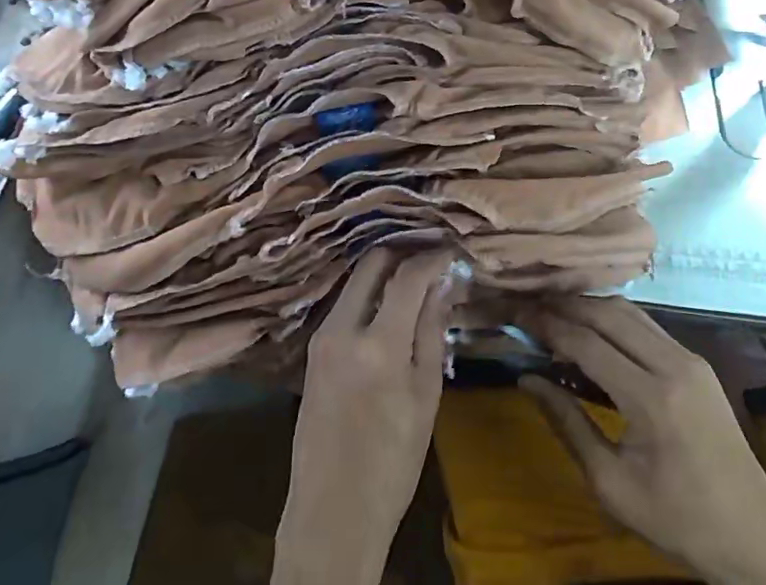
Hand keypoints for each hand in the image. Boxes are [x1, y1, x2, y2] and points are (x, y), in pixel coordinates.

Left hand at [272, 248, 458, 584]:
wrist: (331, 513)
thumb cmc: (392, 461)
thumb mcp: (425, 395)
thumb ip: (431, 331)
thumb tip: (444, 284)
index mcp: (377, 345)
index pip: (408, 276)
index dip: (433, 257)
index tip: (453, 252)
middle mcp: (341, 329)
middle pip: (372, 263)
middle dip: (405, 251)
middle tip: (433, 255)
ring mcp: (320, 338)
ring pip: (356, 280)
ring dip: (387, 271)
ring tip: (419, 278)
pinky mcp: (312, 350)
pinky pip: (345, 303)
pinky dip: (370, 293)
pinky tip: (393, 303)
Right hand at [519, 297, 765, 584]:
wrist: (751, 531)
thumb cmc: (676, 518)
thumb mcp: (610, 483)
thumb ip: (567, 423)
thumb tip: (526, 379)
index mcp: (651, 398)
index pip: (588, 343)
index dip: (548, 325)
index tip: (517, 314)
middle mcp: (673, 364)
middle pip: (609, 314)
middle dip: (566, 306)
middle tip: (530, 306)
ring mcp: (690, 358)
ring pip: (630, 312)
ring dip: (590, 307)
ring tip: (553, 313)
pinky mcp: (697, 362)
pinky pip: (648, 326)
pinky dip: (614, 320)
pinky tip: (591, 329)